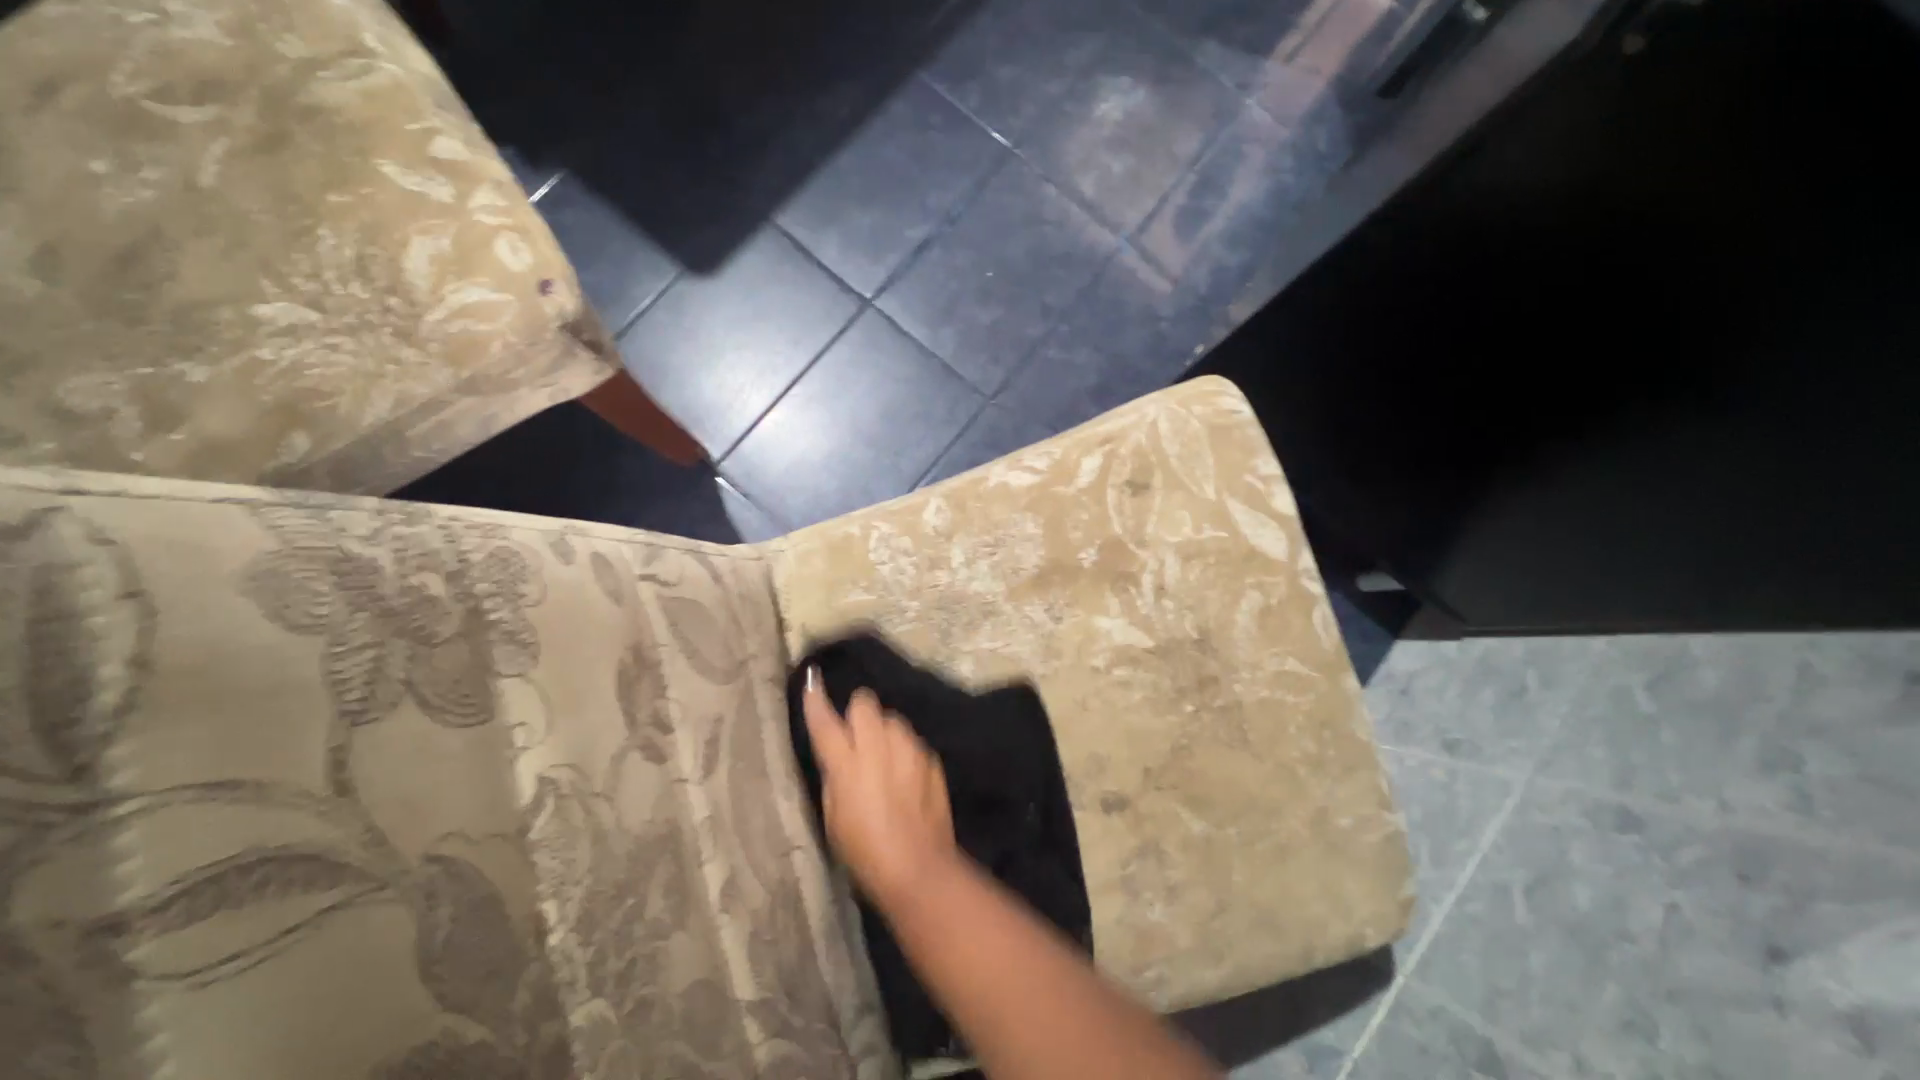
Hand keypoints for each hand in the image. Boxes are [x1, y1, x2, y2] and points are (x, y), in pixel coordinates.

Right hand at [802, 668, 959, 908]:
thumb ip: (834, 777)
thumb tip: (839, 756)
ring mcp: (909, 750)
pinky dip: (905, 753)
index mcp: (846, 764)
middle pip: (865, 703)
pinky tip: (906, 778)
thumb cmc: (864, 853)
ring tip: (885, 761)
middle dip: (859, 714)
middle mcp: (878, 747)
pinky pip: (912, 742)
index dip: (816, 699)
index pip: (825, 721)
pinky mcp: (931, 759)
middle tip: (857, 738)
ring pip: (893, 719)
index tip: (813, 679)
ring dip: (885, 732)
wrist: (918, 868)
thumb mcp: (833, 817)